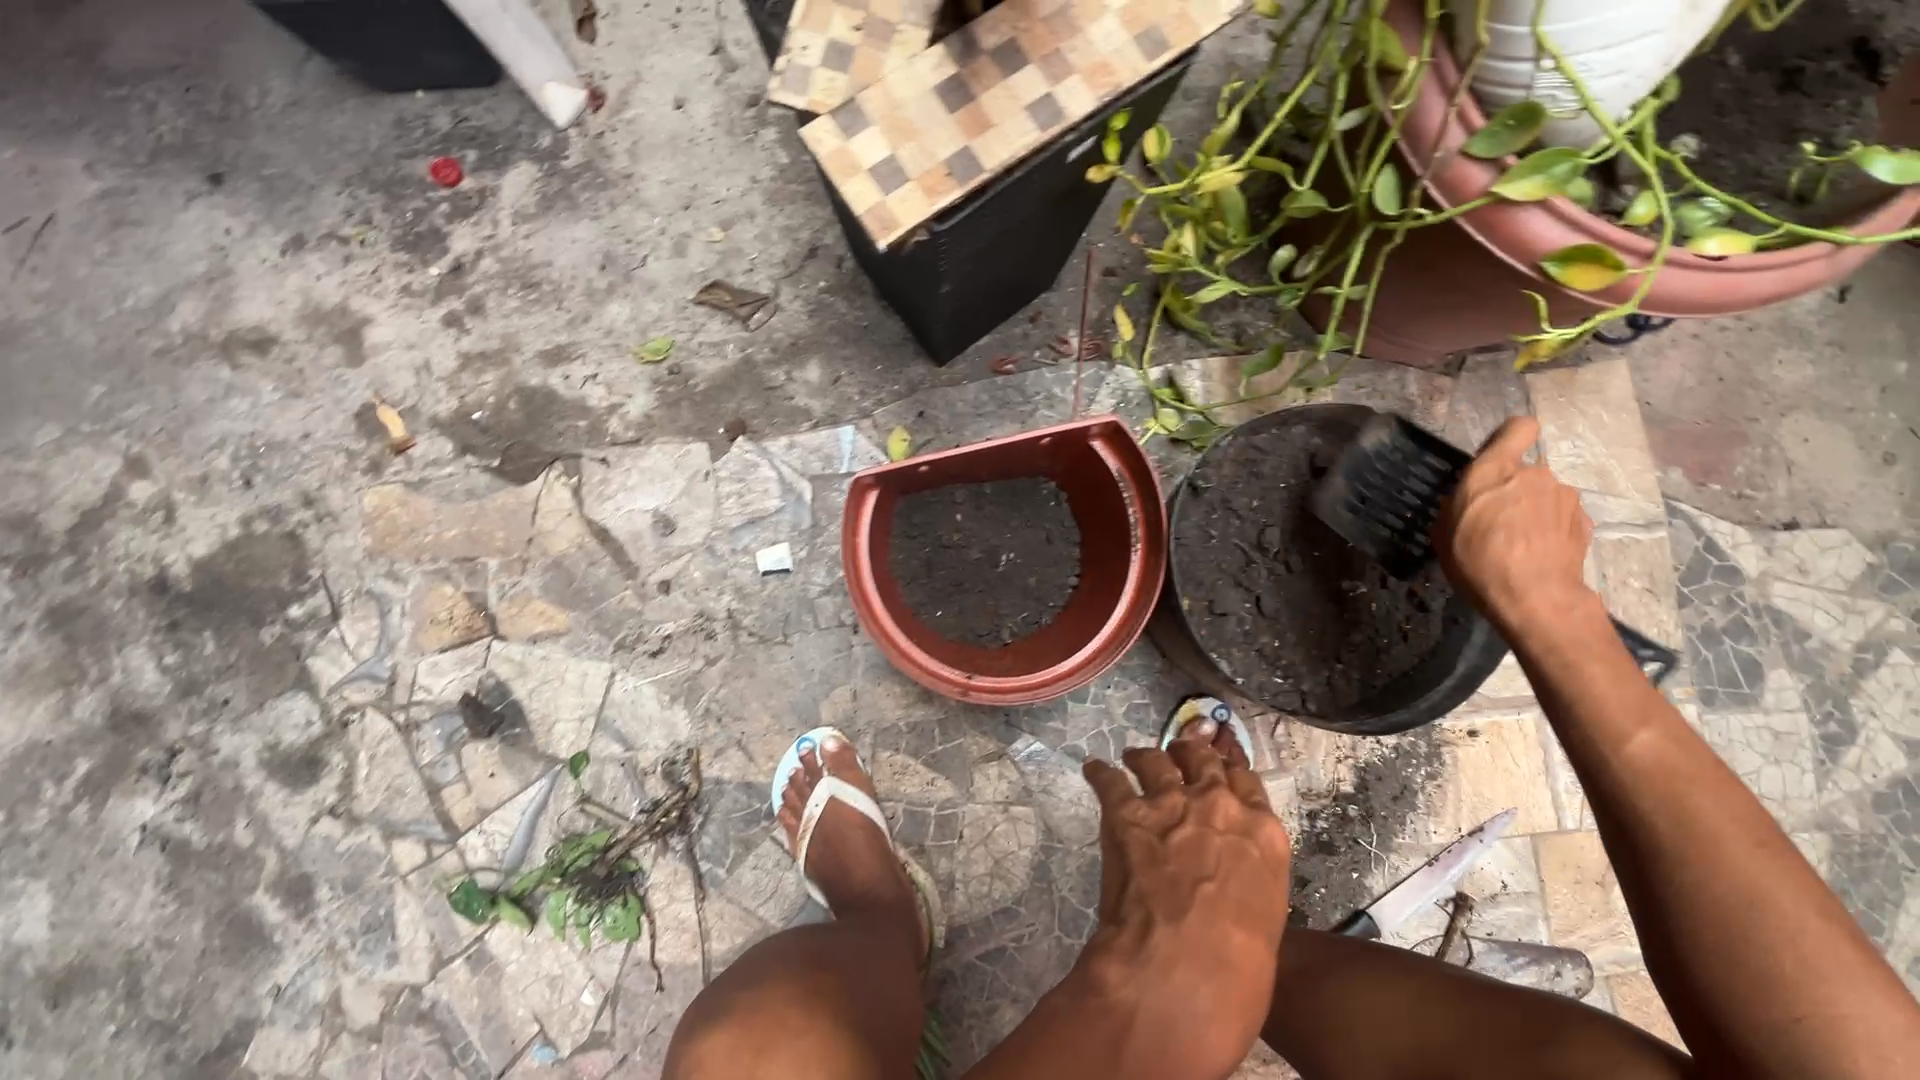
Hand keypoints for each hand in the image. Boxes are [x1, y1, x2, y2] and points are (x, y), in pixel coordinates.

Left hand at [1077, 740, 1291, 1079]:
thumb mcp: (1265, 920)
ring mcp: (1171, 804)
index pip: (1248, 784)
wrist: (1181, 969)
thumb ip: (1248, 884)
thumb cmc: (1237, 970)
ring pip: (1158, 761)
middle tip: (1178, 752)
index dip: (1230, 771)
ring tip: (1136, 756)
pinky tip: (1094, 768)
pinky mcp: (1126, 813)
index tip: (1220, 764)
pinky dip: (1101, 772)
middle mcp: (1219, 806)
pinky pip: (1110, 780)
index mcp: (1264, 835)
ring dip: (1147, 757)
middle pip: (1204, 762)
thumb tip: (1231, 887)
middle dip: (1190, 754)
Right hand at [1435, 416, 1597, 636]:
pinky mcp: (1585, 520)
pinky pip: (1561, 516)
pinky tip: (1540, 553)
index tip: (1500, 457)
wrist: (1535, 597)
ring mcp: (1565, 496)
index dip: (1511, 437)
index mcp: (1494, 470)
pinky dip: (1552, 529)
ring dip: (1534, 511)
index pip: (1518, 428)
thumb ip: (1457, 506)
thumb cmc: (1478, 561)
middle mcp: (1534, 473)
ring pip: (1545, 495)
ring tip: (1521, 543)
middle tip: (1498, 521)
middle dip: (1514, 490)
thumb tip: (1467, 501)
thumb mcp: (1444, 534)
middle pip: (1525, 471)